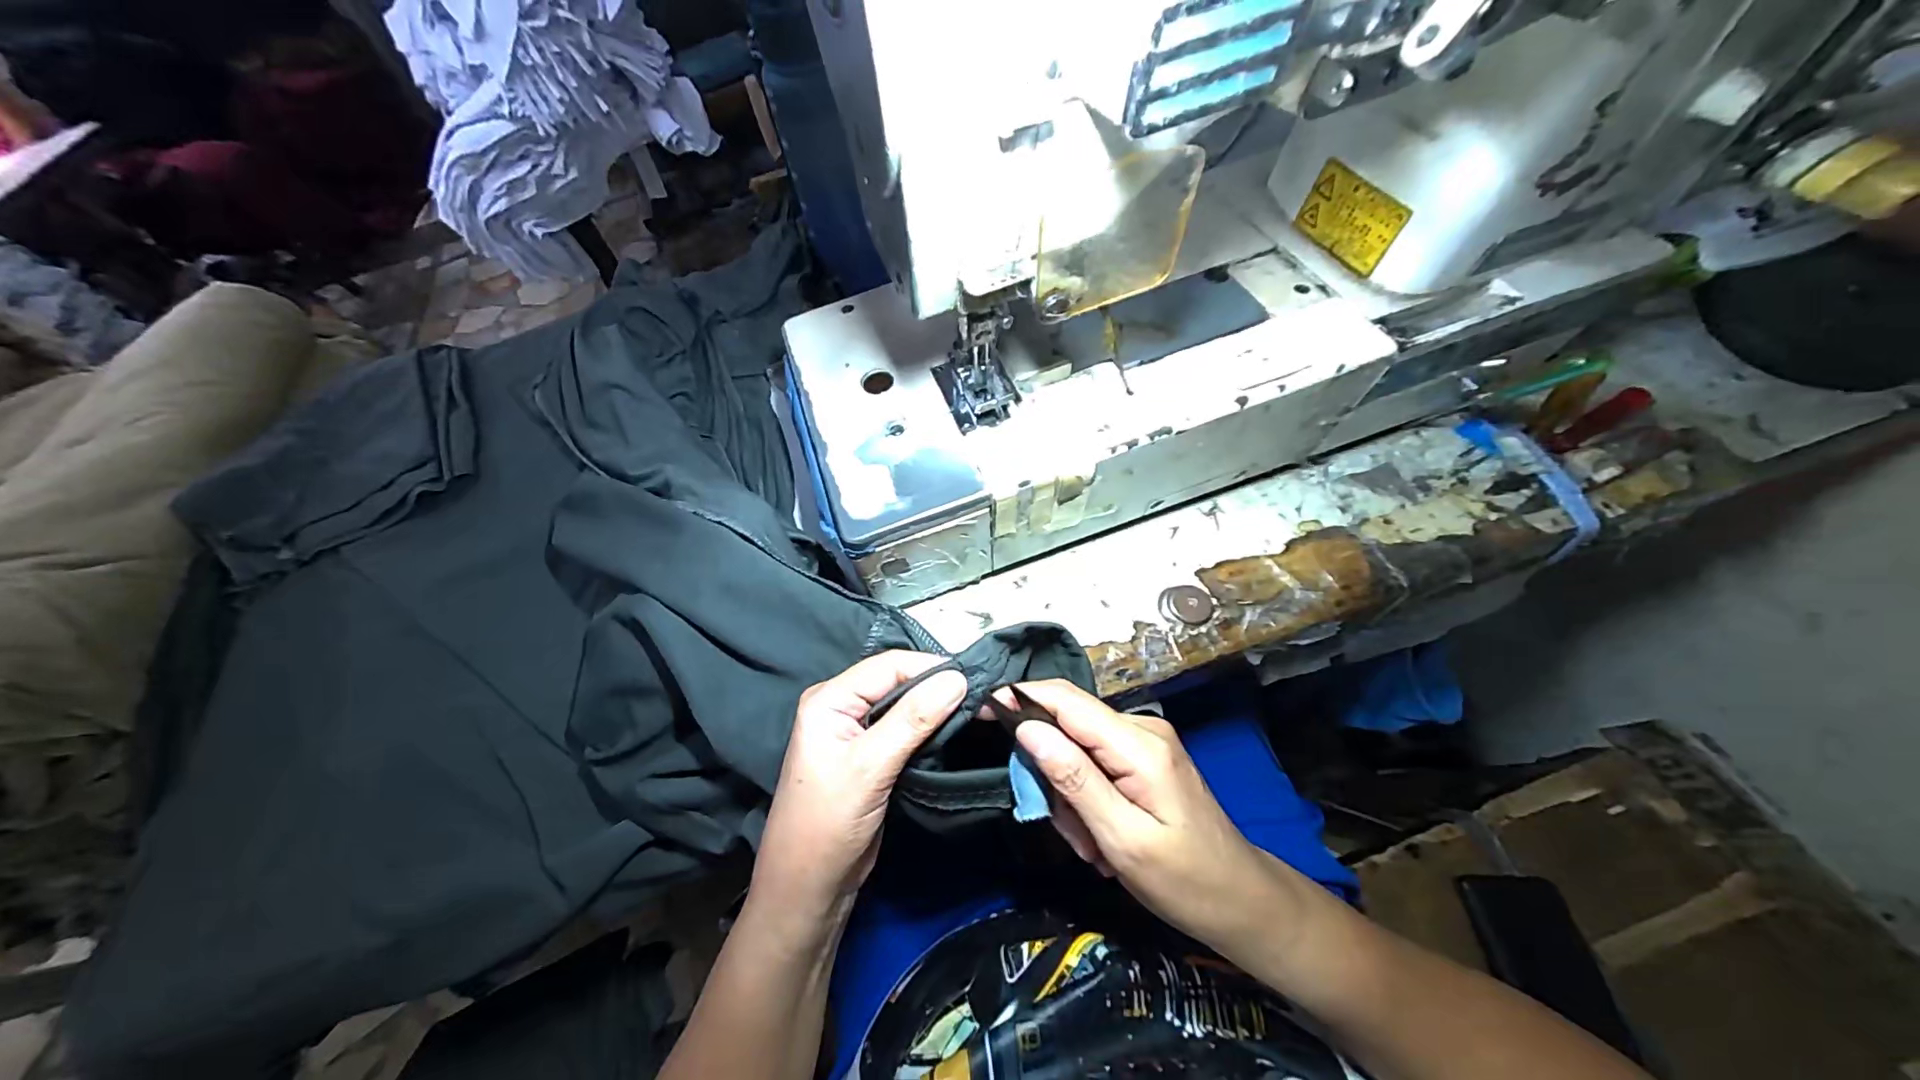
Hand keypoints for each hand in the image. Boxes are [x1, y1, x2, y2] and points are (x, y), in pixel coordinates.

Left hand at [751, 652, 965, 919]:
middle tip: (984, 695)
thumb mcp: (870, 768)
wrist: (809, 887)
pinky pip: (905, 727)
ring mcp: (856, 730)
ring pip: (905, 703)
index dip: (932, 668)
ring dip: (937, 705)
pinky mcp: (871, 753)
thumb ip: (912, 719)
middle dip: (938, 685)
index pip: (889, 666)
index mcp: (829, 699)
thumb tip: (957, 678)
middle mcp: (841, 706)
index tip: (977, 678)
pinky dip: (930, 726)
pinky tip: (956, 728)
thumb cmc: (828, 824)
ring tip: (978, 708)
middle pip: (898, 680)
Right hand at [1012, 680, 1301, 952]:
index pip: (1065, 700)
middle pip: (1067, 726)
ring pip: (1076, 751)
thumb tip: (1026, 727)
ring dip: (1071, 798)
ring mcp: (1145, 743)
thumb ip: (1074, 779)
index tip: (981, 712)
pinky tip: (1103, 838)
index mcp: (1138, 744)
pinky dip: (1087, 800)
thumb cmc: (1186, 880)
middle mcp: (1141, 730)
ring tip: (1094, 847)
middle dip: (1051, 776)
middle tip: (1072, 833)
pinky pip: (1095, 765)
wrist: (1244, 903)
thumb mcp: (1122, 838)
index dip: (1019, 698)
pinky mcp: (1144, 760)